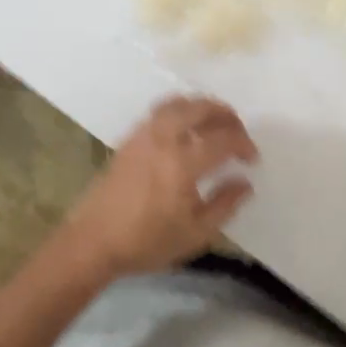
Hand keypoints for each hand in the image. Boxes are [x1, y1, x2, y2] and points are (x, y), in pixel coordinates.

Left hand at [62, 96, 258, 277]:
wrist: (93, 241)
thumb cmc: (147, 242)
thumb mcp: (195, 234)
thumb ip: (225, 205)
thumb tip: (245, 182)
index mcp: (182, 162)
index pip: (223, 139)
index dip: (243, 144)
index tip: (252, 159)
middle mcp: (163, 139)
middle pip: (199, 108)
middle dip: (224, 113)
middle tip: (237, 130)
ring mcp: (142, 136)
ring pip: (176, 104)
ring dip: (200, 107)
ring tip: (213, 123)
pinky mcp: (128, 140)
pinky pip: (158, 112)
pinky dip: (178, 111)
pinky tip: (184, 131)